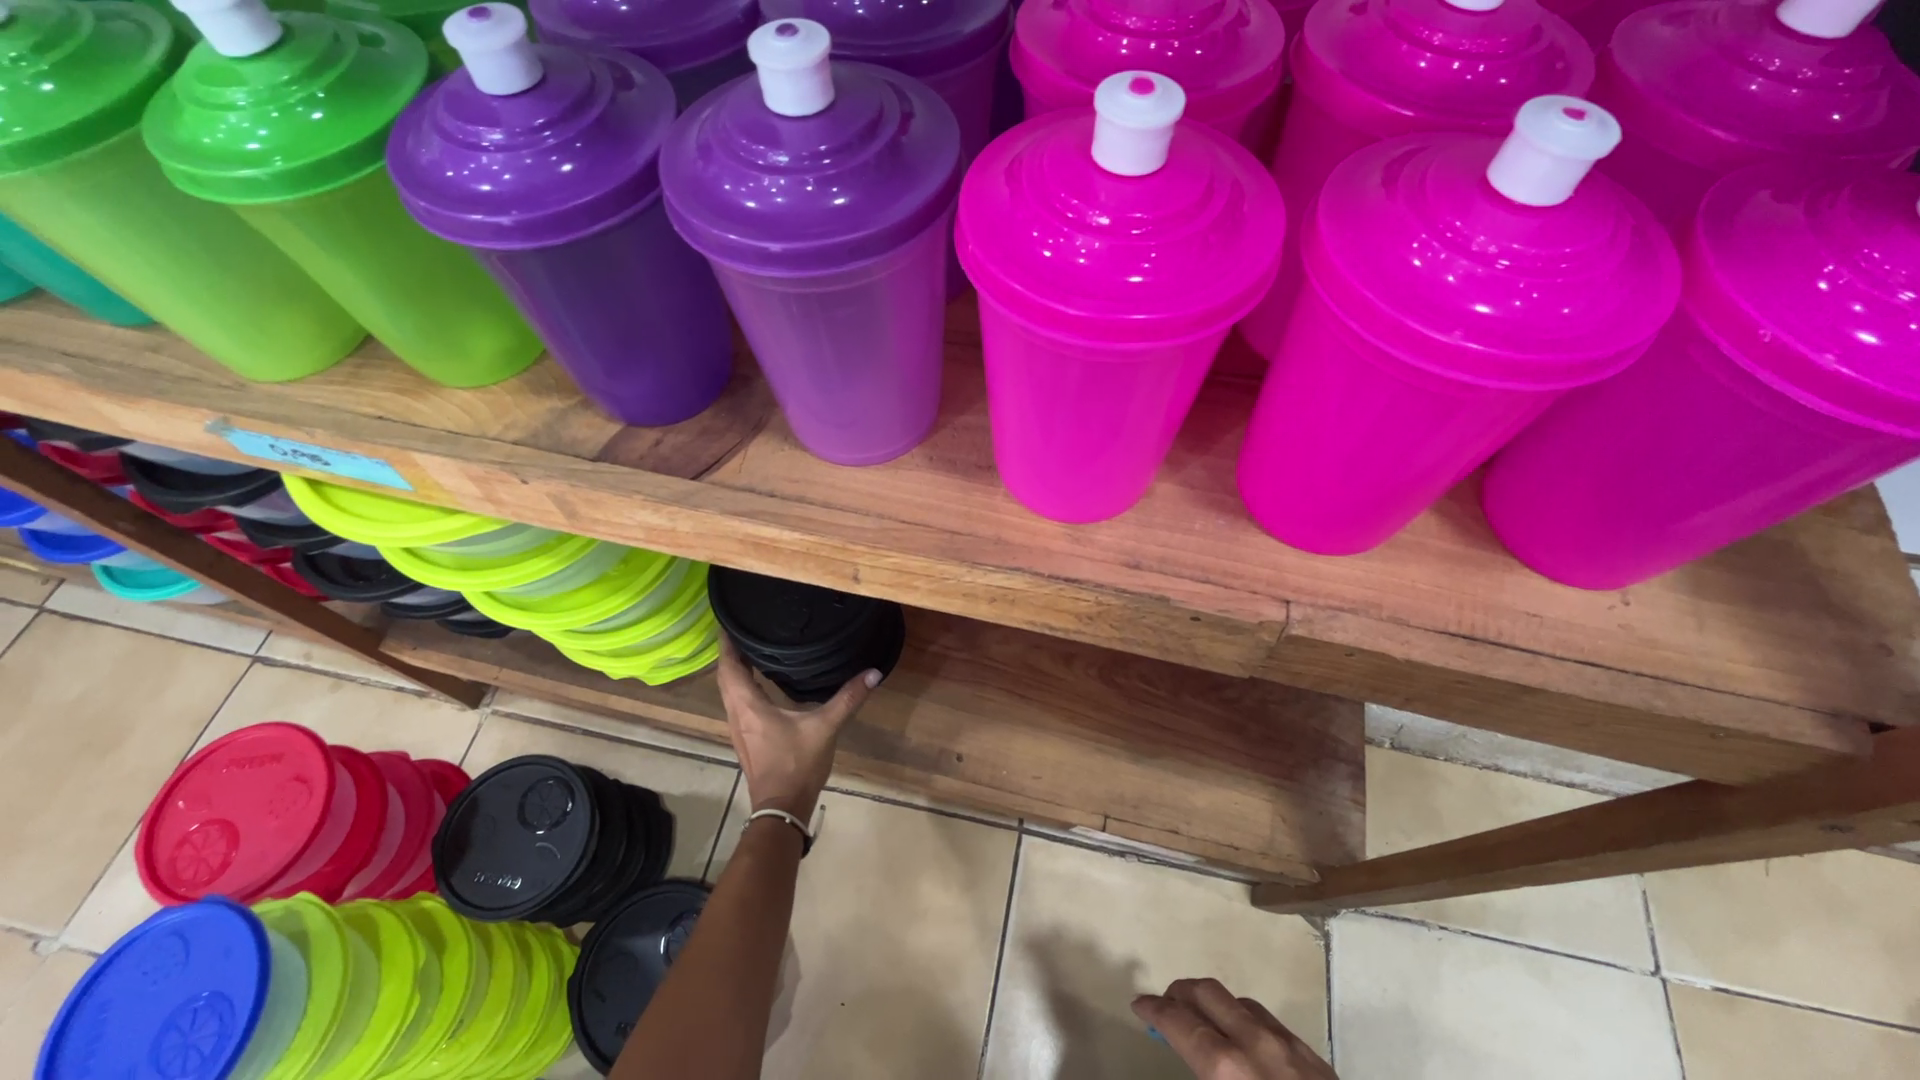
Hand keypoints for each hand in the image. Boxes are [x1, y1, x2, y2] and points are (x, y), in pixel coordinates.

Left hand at [715, 635, 878, 821]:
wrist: (782, 808)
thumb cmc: (797, 765)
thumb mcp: (825, 728)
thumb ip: (847, 698)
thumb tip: (873, 672)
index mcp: (748, 705)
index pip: (729, 666)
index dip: (726, 643)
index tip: (729, 621)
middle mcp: (736, 714)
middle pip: (725, 677)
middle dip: (731, 653)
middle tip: (743, 629)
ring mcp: (738, 729)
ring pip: (729, 692)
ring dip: (735, 672)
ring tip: (751, 650)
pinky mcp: (745, 739)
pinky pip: (737, 704)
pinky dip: (742, 688)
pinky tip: (759, 685)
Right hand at [1133, 979, 1336, 1079]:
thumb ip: (1202, 1074)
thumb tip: (1188, 1061)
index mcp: (1225, 1068)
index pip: (1179, 1020)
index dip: (1154, 1009)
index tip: (1139, 1005)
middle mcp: (1255, 1046)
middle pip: (1209, 994)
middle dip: (1180, 993)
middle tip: (1165, 1005)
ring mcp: (1290, 1049)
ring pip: (1241, 1003)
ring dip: (1214, 1004)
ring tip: (1201, 1021)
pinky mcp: (1317, 1062)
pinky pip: (1271, 1023)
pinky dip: (1245, 1019)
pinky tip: (1245, 1043)